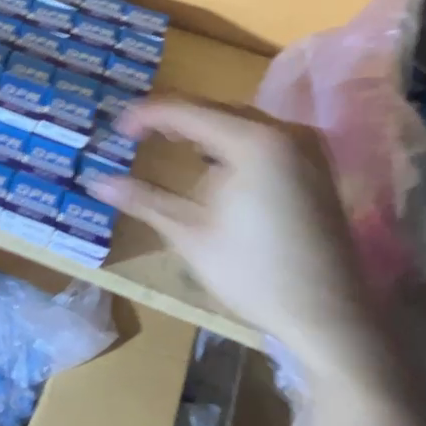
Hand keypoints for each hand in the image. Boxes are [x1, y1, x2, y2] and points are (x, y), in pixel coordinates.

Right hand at [86, 99, 377, 372]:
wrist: (328, 316)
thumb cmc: (254, 274)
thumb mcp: (189, 234)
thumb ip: (143, 199)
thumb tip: (96, 182)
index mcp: (253, 142)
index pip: (186, 111)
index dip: (145, 116)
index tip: (116, 130)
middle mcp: (284, 133)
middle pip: (215, 109)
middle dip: (173, 120)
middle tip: (135, 135)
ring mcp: (306, 148)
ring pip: (240, 121)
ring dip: (202, 130)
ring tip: (165, 143)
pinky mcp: (316, 167)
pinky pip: (263, 137)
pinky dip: (230, 142)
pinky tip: (210, 162)